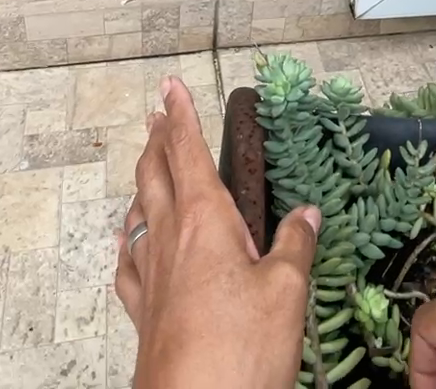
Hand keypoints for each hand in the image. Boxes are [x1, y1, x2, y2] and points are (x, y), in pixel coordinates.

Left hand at [115, 76, 322, 388]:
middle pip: (155, 172)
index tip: (170, 86)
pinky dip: (130, 238)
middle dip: (157, 138)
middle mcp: (170, 237)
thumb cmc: (241, 349)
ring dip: (143, 179)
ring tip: (148, 165)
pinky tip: (130, 240)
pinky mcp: (144, 310)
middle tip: (157, 112)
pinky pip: (129, 260)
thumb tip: (307, 215)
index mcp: (204, 220)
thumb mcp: (286, 291)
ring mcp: (151, 274)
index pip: (187, 150)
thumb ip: (295, 245)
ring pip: (139, 209)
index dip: (180, 114)